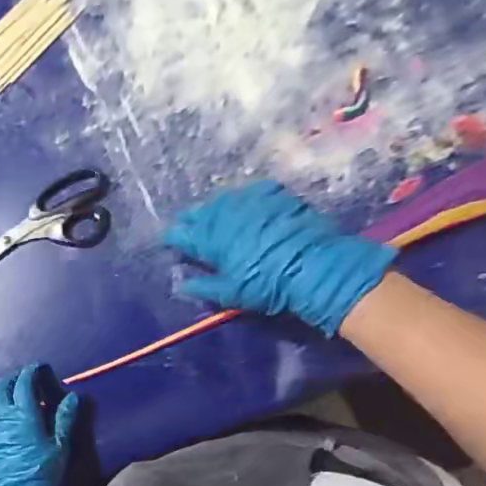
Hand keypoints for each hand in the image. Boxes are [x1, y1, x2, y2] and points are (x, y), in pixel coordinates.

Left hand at [0, 364, 80, 485]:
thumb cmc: (42, 473)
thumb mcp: (60, 446)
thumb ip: (65, 418)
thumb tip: (72, 396)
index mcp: (23, 413)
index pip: (24, 382)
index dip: (32, 371)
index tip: (40, 368)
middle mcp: (2, 414)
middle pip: (4, 386)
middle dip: (15, 378)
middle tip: (27, 378)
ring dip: (0, 389)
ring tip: (11, 390)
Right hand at [163, 180, 395, 334]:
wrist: (316, 266)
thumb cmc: (267, 285)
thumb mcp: (230, 293)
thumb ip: (203, 287)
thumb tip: (181, 284)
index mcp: (208, 239)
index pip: (179, 234)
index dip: (171, 238)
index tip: (168, 243)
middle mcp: (223, 214)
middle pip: (197, 213)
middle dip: (189, 220)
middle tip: (188, 227)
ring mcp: (248, 200)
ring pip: (222, 199)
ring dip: (214, 208)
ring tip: (215, 215)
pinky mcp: (274, 194)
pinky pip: (251, 191)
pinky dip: (244, 198)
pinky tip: (247, 206)